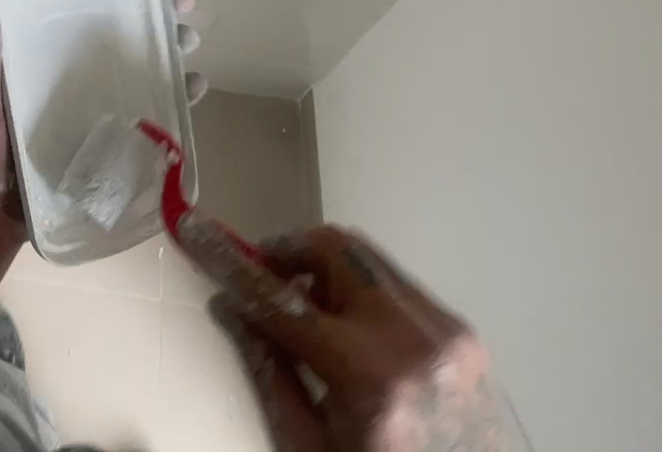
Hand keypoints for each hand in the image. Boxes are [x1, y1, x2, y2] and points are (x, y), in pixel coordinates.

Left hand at [0, 0, 207, 230]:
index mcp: (35, 42)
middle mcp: (66, 60)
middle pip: (114, 15)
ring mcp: (90, 94)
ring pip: (138, 53)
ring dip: (170, 38)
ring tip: (190, 38)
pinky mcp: (108, 127)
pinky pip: (148, 101)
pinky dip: (175, 90)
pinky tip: (194, 86)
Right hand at [186, 222, 507, 451]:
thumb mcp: (307, 448)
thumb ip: (268, 371)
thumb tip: (229, 306)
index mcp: (367, 377)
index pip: (277, 298)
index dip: (230, 262)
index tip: (197, 231)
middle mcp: (412, 339)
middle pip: (329, 249)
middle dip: (284, 253)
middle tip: (261, 278)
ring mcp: (446, 331)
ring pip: (362, 255)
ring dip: (322, 271)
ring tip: (310, 314)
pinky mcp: (463, 331)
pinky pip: (393, 282)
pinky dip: (358, 291)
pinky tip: (351, 331)